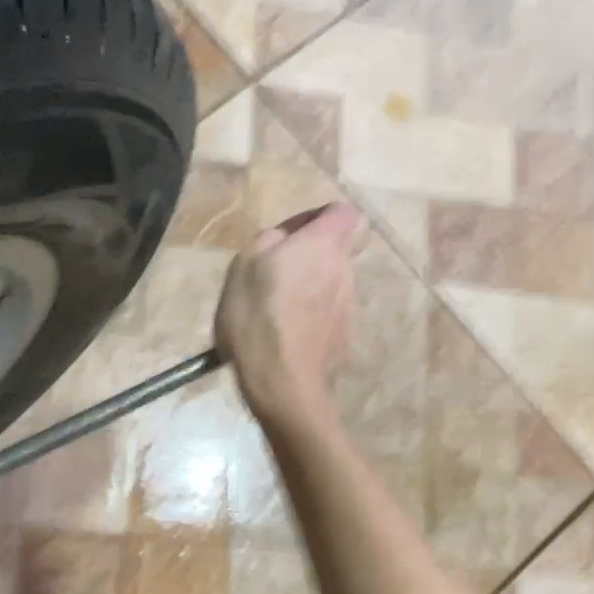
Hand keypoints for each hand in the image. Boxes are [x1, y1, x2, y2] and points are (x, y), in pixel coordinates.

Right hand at [213, 202, 362, 422]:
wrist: (283, 382)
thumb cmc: (258, 316)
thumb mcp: (244, 264)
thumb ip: (270, 240)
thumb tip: (285, 239)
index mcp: (324, 244)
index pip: (344, 212)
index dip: (320, 217)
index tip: (291, 235)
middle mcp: (345, 270)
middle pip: (337, 249)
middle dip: (311, 255)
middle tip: (276, 274)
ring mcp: (348, 305)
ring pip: (331, 282)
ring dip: (309, 288)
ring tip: (275, 311)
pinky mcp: (344, 335)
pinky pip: (327, 313)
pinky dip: (310, 317)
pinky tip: (285, 335)